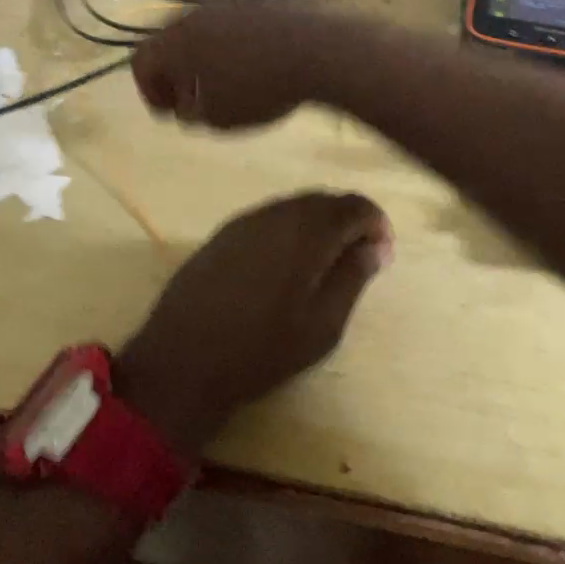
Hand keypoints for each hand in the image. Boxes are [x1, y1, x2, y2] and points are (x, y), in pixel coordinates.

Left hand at [117, 191, 392, 461]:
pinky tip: (285, 265)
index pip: (354, 206)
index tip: (383, 252)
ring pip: (294, 206)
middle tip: (358, 255)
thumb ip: (354, 277)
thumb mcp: (323, 324)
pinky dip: (288, 230)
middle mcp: (277, 213)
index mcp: (308, 231)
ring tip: (324, 262)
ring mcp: (244, 221)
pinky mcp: (222, 235)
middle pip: (324, 200)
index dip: (376, 223)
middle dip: (348, 220)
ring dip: (317, 224)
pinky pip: (268, 219)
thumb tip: (377, 247)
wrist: (181, 363)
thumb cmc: (262, 350)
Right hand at [131, 1, 349, 128]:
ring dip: (203, 61)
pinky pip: (232, 29)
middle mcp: (197, 15)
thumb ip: (190, 112)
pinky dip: (231, 50)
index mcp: (176, 40)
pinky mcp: (260, 7)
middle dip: (175, 73)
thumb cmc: (258, 89)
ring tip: (224, 88)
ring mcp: (230, 7)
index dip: (149, 90)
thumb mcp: (216, 116)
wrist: (317, 50)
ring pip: (202, 34)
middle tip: (192, 99)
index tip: (170, 112)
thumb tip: (185, 105)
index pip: (140, 61)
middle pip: (170, 42)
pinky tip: (253, 71)